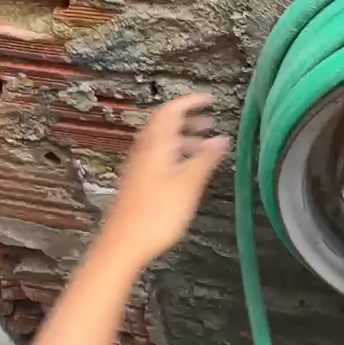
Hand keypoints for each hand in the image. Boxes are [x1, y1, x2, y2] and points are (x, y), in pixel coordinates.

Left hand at [94, 93, 229, 270]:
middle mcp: (144, 152)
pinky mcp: (137, 183)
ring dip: (183, 139)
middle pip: (165, 125)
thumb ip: (205, 159)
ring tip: (203, 146)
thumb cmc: (154, 215)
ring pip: (162, 143)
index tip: (208, 99)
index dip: (190, 101)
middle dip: (189, 120)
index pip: (171, 110)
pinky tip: (186, 171)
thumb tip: (221, 139)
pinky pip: (158, 158)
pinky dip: (175, 155)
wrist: (122, 245)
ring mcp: (138, 168)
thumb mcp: (188, 184)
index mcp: (156, 146)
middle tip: (209, 122)